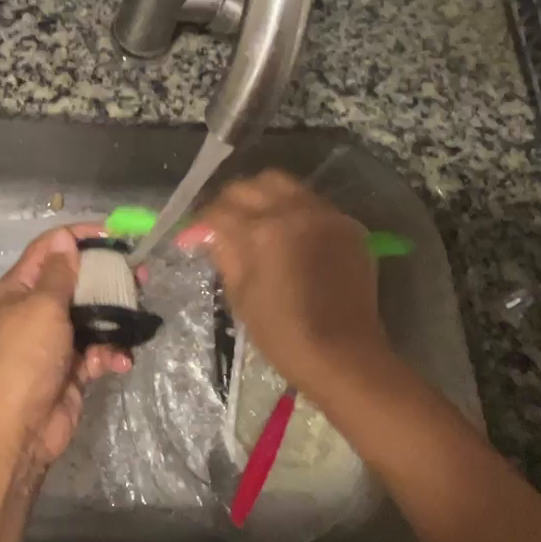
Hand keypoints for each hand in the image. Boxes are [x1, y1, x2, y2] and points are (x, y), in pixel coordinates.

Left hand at [0, 225, 131, 469]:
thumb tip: (65, 240)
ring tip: (141, 312)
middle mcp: (38, 308)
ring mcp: (57, 338)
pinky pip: (99, 350)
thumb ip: (59, 274)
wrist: (19, 429)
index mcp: (22, 287)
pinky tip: (121, 359)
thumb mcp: (41, 307)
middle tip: (140, 272)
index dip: (79, 236)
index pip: (51, 248)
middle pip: (77, 280)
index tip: (113, 233)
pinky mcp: (73, 367)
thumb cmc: (26, 358)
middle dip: (107, 275)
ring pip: (93, 314)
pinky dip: (112, 353)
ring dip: (116, 315)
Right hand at [175, 171, 398, 403]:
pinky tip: (290, 235)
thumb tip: (211, 234)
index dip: (201, 223)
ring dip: (263, 198)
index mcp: (260, 232)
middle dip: (230, 202)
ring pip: (283, 185)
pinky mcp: (347, 226)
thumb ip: (225, 255)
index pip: (220, 211)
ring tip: (256, 222)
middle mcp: (292, 212)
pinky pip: (312, 203)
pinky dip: (294, 211)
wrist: (345, 356)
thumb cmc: (285, 335)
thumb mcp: (241, 297)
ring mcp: (324, 215)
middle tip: (222, 224)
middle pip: (250, 186)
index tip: (192, 238)